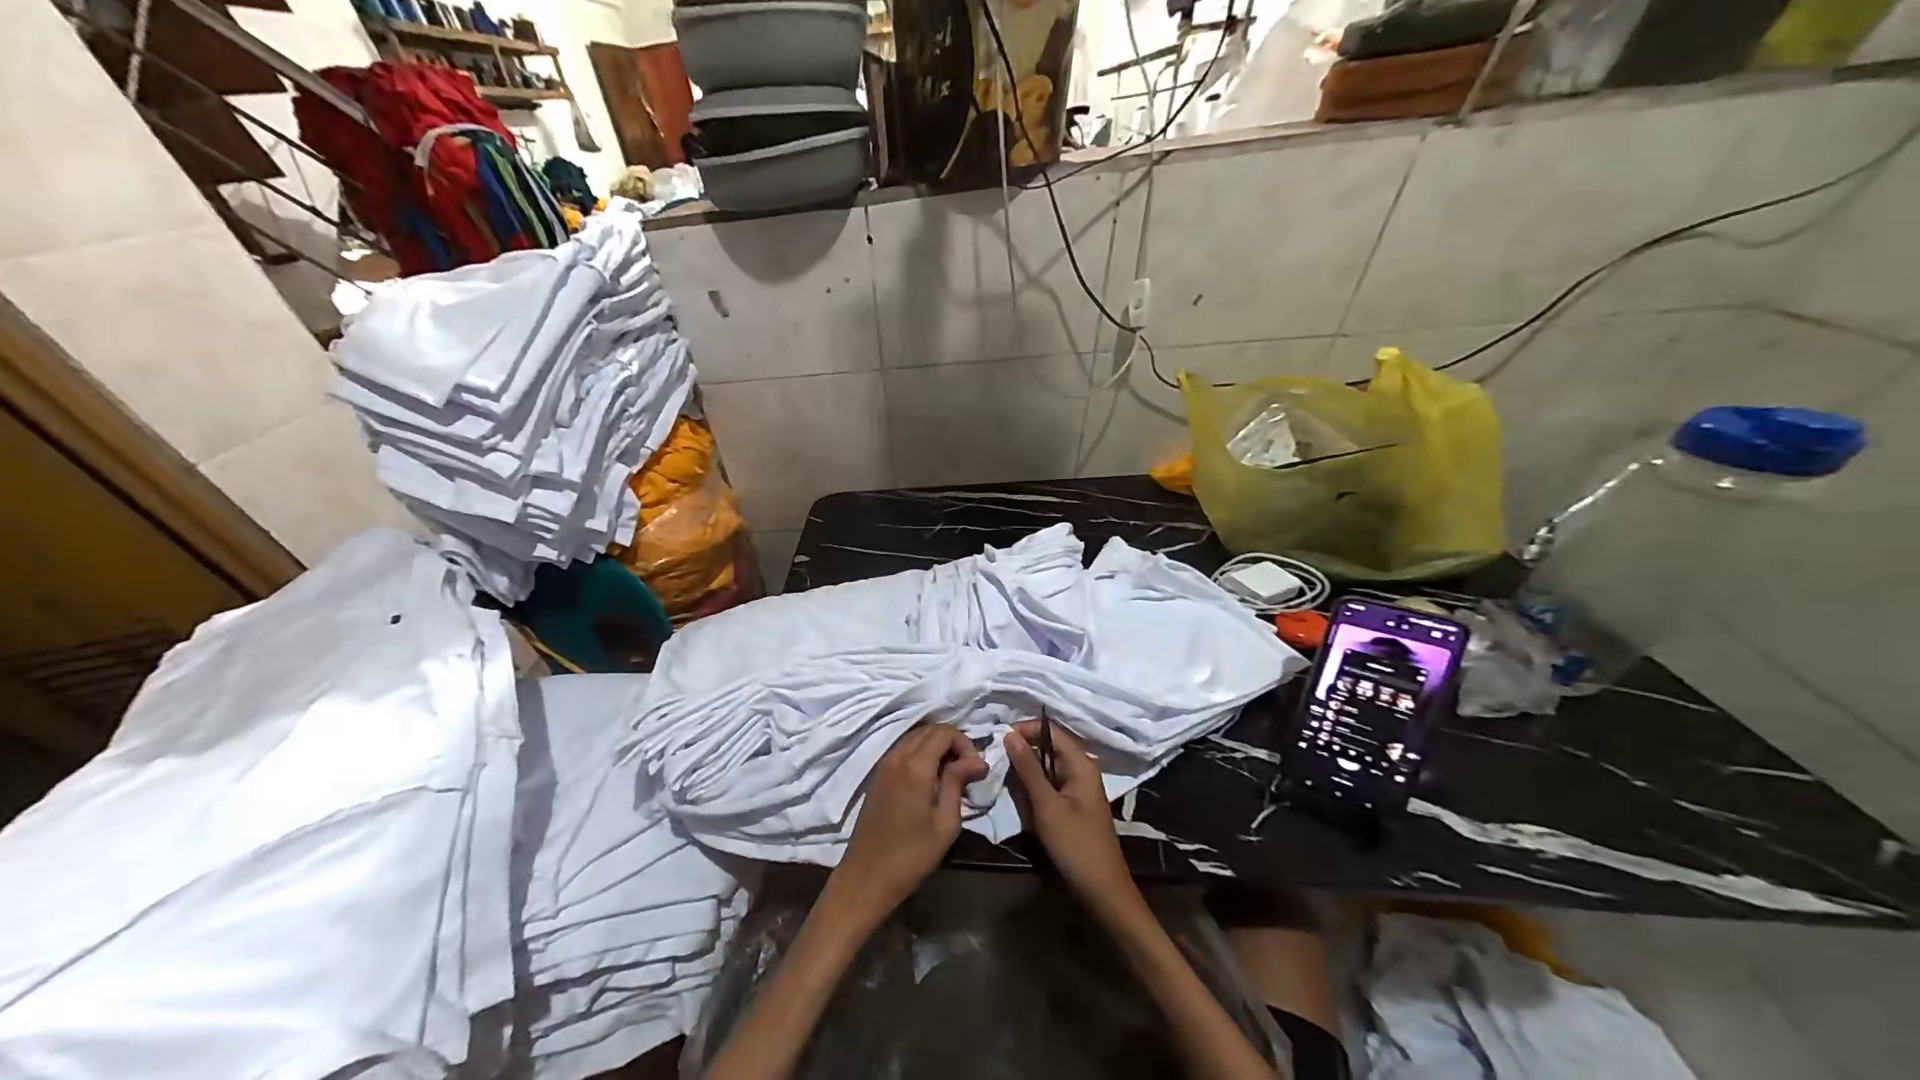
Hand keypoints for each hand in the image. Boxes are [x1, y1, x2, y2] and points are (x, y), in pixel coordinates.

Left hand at [831, 724, 987, 920]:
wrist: (867, 878)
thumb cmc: (911, 856)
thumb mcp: (946, 823)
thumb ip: (958, 782)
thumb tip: (977, 760)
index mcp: (915, 766)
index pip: (944, 732)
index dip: (965, 743)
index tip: (975, 769)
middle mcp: (897, 756)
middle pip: (929, 729)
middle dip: (952, 742)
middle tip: (967, 769)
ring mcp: (884, 764)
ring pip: (915, 737)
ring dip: (936, 746)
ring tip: (951, 774)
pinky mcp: (877, 775)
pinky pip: (903, 749)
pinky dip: (920, 753)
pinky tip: (931, 778)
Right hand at [1006, 719, 1136, 912]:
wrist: (1101, 889)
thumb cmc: (1076, 844)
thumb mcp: (1047, 805)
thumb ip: (1028, 768)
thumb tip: (1010, 735)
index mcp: (1081, 764)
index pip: (1052, 732)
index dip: (1026, 729)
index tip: (999, 736)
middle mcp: (1081, 771)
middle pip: (1048, 749)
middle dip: (1024, 753)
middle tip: (997, 761)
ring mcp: (1077, 789)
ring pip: (1045, 770)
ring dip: (1026, 776)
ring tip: (1007, 783)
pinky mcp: (1071, 806)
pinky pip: (1048, 787)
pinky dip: (1033, 791)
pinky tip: (1022, 802)